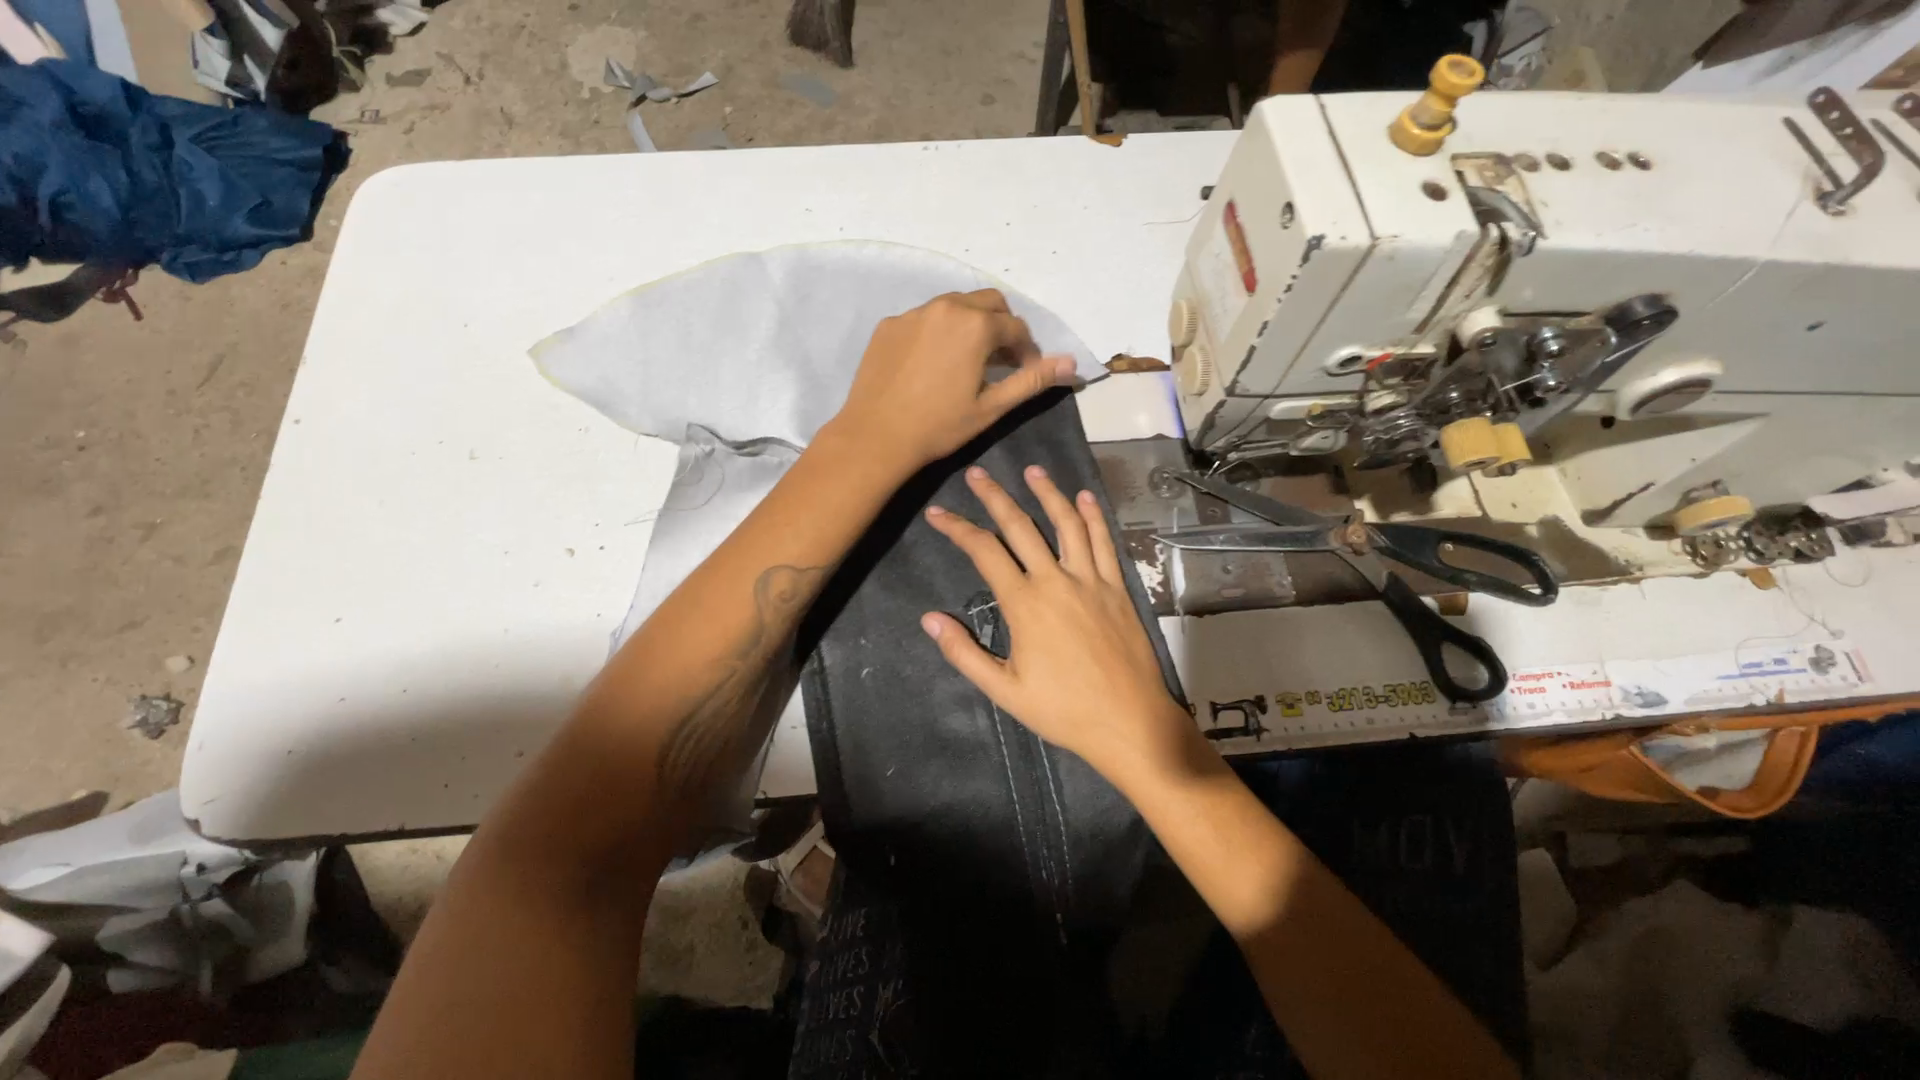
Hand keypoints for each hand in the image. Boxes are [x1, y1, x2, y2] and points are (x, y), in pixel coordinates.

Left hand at [831, 291, 1076, 468]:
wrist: (875, 437)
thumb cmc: (939, 427)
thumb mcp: (992, 407)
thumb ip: (1031, 380)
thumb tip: (1071, 364)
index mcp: (976, 325)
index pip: (1016, 327)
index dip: (1027, 350)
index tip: (1025, 372)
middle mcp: (946, 307)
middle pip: (988, 303)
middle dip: (1002, 326)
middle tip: (1000, 361)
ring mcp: (913, 313)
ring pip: (954, 305)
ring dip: (970, 324)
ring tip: (967, 361)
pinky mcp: (889, 325)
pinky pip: (924, 318)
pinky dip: (938, 332)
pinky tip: (931, 364)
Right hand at [920, 464, 1195, 784]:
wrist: (1129, 721)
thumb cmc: (1062, 710)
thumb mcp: (1004, 690)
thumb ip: (964, 653)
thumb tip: (929, 618)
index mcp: (1025, 603)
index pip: (984, 551)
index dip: (957, 528)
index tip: (936, 514)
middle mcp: (1056, 581)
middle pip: (1021, 526)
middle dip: (995, 497)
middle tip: (977, 474)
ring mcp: (1091, 581)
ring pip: (1067, 524)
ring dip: (1048, 493)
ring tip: (1033, 471)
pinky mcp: (1118, 589)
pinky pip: (1104, 543)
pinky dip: (1093, 517)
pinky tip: (1085, 498)